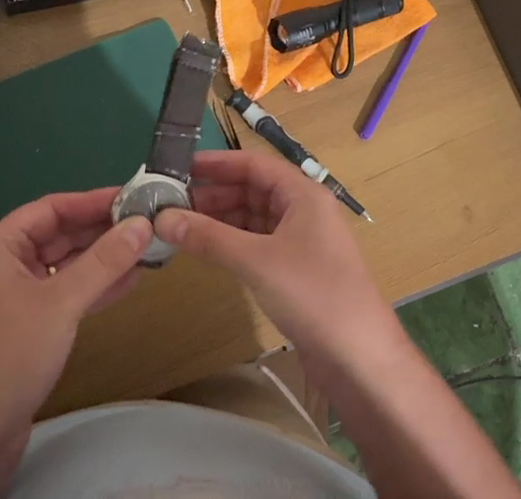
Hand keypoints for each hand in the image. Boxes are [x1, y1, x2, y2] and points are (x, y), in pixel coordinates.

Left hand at [0, 189, 152, 436]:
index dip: (92, 201)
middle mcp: (0, 266)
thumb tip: (142, 224)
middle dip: (101, 230)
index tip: (133, 196)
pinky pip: (63, 294)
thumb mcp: (60, 303)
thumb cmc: (7, 357)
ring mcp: (11, 299)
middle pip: (57, 235)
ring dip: (102, 259)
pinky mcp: (24, 328)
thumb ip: (104, 262)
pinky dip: (93, 287)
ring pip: (63, 266)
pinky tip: (128, 281)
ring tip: (147, 248)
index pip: (50, 209)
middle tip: (148, 221)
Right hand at [156, 150, 395, 357]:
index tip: (179, 167)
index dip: (217, 163)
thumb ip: (208, 237)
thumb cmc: (313, 294)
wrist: (359, 357)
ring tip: (181, 226)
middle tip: (171, 203)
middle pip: (253, 190)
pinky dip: (232, 243)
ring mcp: (302, 242)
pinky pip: (259, 244)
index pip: (254, 165)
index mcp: (303, 195)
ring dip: (220, 220)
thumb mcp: (255, 260)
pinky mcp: (297, 271)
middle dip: (214, 194)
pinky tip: (207, 251)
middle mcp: (304, 211)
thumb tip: (161, 218)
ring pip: (254, 219)